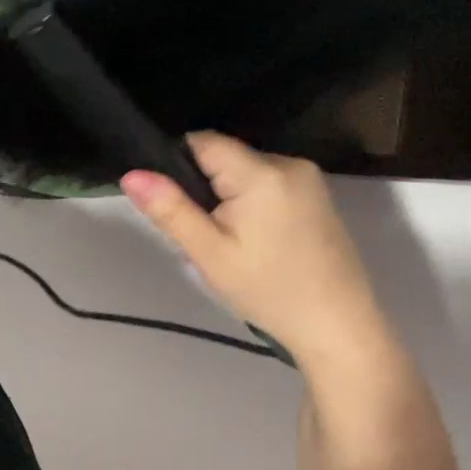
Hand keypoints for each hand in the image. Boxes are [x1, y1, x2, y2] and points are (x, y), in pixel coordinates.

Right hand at [120, 132, 389, 365]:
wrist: (339, 328)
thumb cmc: (269, 290)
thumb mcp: (209, 253)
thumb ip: (169, 209)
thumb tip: (131, 174)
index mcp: (262, 173)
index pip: (201, 142)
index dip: (176, 164)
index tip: (172, 203)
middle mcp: (289, 164)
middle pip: (222, 156)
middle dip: (201, 185)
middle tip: (199, 233)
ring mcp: (308, 179)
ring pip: (242, 170)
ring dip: (224, 195)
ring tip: (225, 240)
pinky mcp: (317, 196)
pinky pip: (265, 183)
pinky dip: (248, 202)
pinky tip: (251, 239)